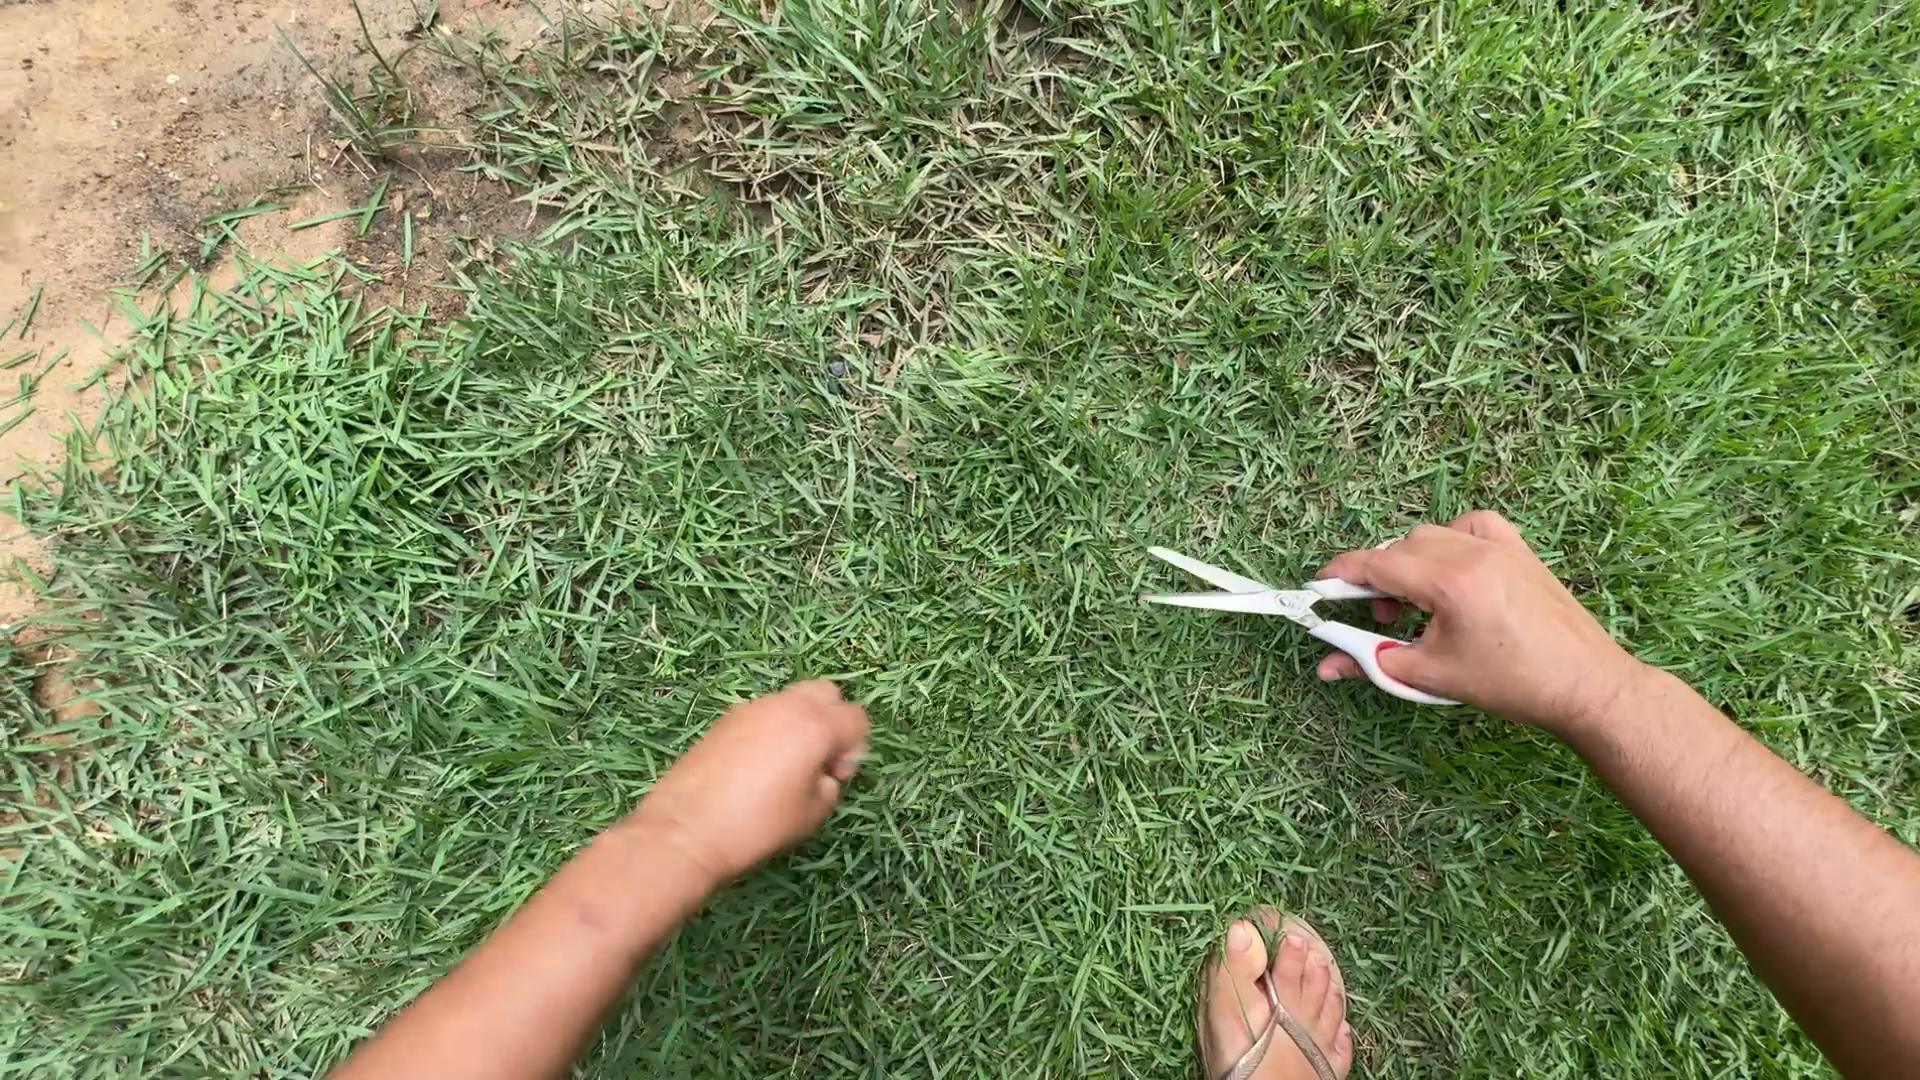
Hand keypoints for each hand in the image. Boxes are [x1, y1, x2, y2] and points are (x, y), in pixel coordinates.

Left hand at [629, 680, 869, 883]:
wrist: (686, 831)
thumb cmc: (757, 826)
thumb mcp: (812, 814)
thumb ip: (831, 783)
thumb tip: (826, 771)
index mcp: (816, 726)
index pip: (857, 718)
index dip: (855, 748)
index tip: (836, 776)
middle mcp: (788, 706)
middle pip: (828, 693)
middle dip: (833, 720)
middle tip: (819, 758)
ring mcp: (754, 707)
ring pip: (794, 699)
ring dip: (802, 721)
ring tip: (787, 762)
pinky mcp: (727, 717)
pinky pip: (765, 711)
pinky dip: (773, 727)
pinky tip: (756, 764)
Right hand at [1314, 510, 1647, 733]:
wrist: (1589, 687)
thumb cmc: (1511, 684)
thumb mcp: (1429, 675)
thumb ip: (1369, 662)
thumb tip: (1325, 667)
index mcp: (1450, 583)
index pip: (1374, 563)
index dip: (1338, 574)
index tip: (1319, 588)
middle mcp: (1473, 554)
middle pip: (1397, 548)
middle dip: (1376, 579)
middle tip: (1382, 617)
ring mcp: (1500, 547)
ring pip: (1427, 535)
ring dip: (1408, 562)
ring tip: (1416, 601)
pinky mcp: (1519, 550)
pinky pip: (1470, 525)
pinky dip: (1449, 541)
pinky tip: (1450, 569)